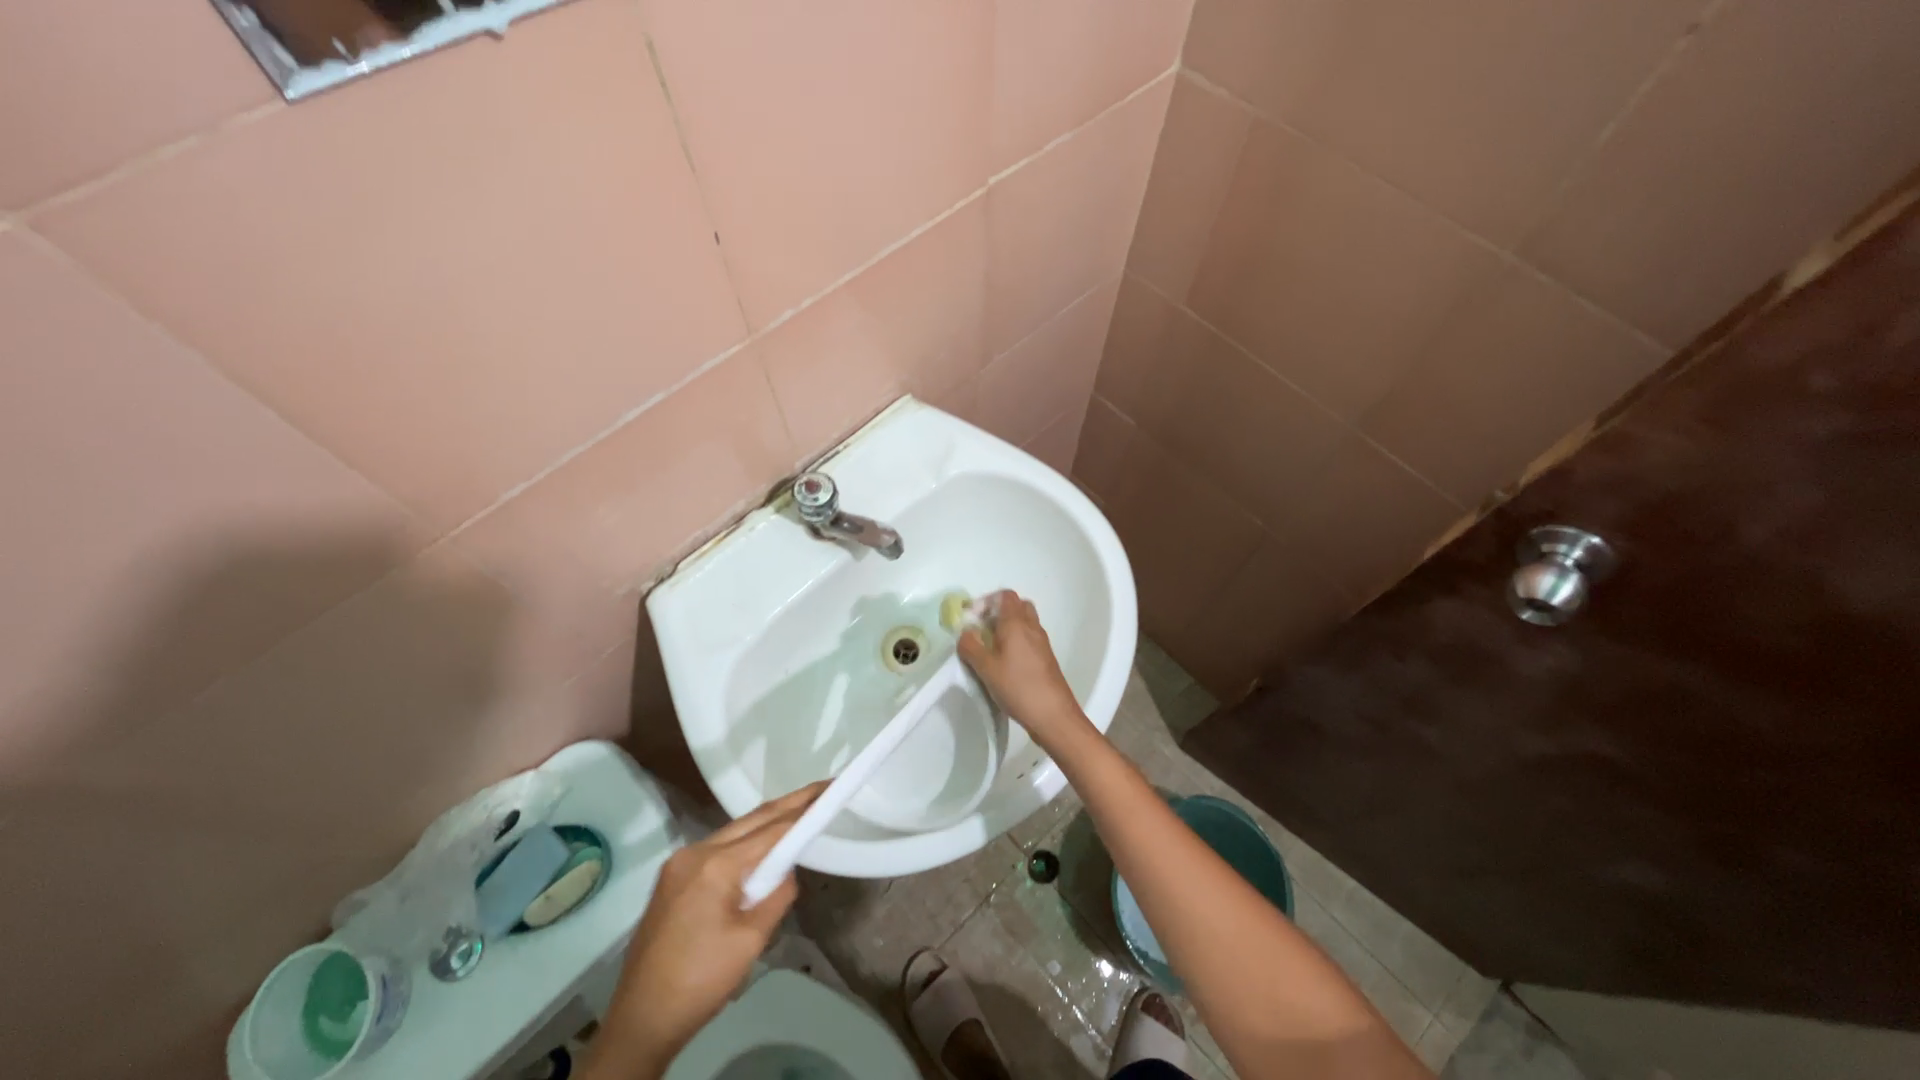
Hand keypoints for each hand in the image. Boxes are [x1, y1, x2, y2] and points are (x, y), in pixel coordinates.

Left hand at [584, 782, 826, 1077]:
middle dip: (788, 805)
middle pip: (750, 821)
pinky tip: (762, 848)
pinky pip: (717, 850)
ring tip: (800, 813)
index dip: (804, 809)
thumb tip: (786, 871)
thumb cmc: (701, 980)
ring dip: (766, 825)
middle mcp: (693, 853)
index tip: (829, 790)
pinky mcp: (673, 880)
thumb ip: (776, 895)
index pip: (771, 829)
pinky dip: (745, 844)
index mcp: (714, 865)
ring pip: (733, 834)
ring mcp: (678, 865)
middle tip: (822, 790)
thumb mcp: (752, 939)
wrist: (642, 1017)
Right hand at [958, 590, 1093, 752]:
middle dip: (998, 613)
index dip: (987, 601)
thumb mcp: (986, 668)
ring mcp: (1042, 643)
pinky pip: (1030, 640)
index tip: (973, 620)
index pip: (1005, 596)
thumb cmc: (1018, 687)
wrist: (1053, 715)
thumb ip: (971, 647)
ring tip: (991, 650)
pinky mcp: (1046, 658)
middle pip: (1018, 606)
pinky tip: (1005, 664)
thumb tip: (965, 633)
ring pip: (1025, 623)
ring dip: (1008, 629)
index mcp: (1016, 624)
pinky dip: (1017, 643)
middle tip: (983, 632)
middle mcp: (1032, 628)